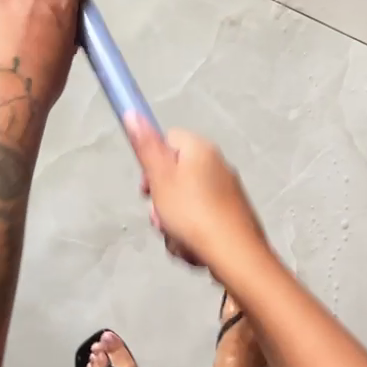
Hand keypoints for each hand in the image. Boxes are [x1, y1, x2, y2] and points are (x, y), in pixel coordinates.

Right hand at [124, 114, 268, 270]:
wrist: (234, 254)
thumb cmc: (193, 215)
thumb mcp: (160, 179)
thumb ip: (146, 147)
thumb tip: (132, 112)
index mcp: (201, 150)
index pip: (169, 141)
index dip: (152, 163)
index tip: (147, 187)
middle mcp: (217, 165)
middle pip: (175, 176)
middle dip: (162, 201)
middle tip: (161, 217)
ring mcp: (227, 192)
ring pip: (185, 204)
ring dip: (174, 223)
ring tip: (178, 237)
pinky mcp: (232, 216)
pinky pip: (200, 221)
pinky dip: (191, 235)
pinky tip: (192, 248)